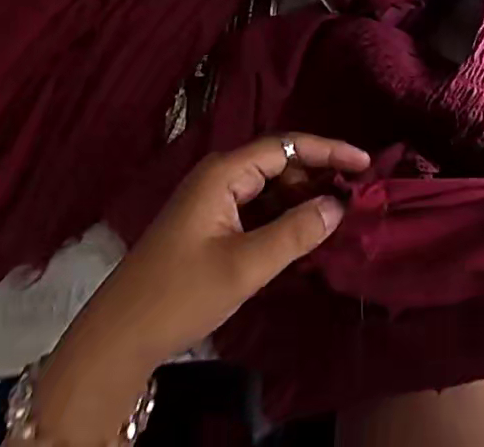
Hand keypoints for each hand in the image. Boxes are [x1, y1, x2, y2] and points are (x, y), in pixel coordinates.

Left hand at [79, 133, 371, 364]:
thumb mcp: (245, 266)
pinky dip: (284, 214)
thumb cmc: (180, 294)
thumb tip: (338, 205)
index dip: (328, 151)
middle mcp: (219, 175)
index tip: (365, 162)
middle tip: (355, 194)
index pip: (286, 146)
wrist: (118, 337)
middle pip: (279, 161)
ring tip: (337, 213)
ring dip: (302, 196)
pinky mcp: (211, 221)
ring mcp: (213, 198)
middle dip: (318, 174)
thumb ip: (295, 232)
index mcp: (223, 172)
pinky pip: (257, 205)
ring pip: (270, 184)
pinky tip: (304, 230)